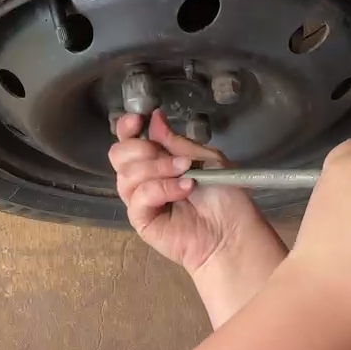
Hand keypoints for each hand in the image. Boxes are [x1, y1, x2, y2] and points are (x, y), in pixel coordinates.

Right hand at [109, 111, 277, 274]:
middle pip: (118, 155)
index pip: (128, 140)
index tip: (139, 120)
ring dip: (159, 169)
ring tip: (187, 176)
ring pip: (127, 174)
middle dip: (142, 149)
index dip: (127, 128)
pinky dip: (162, 188)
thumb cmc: (225, 196)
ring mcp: (140, 200)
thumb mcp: (205, 158)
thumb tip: (155, 119)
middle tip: (175, 159)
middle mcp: (143, 178)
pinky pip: (139, 196)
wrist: (232, 230)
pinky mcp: (141, 220)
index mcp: (156, 160)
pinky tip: (184, 190)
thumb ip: (176, 142)